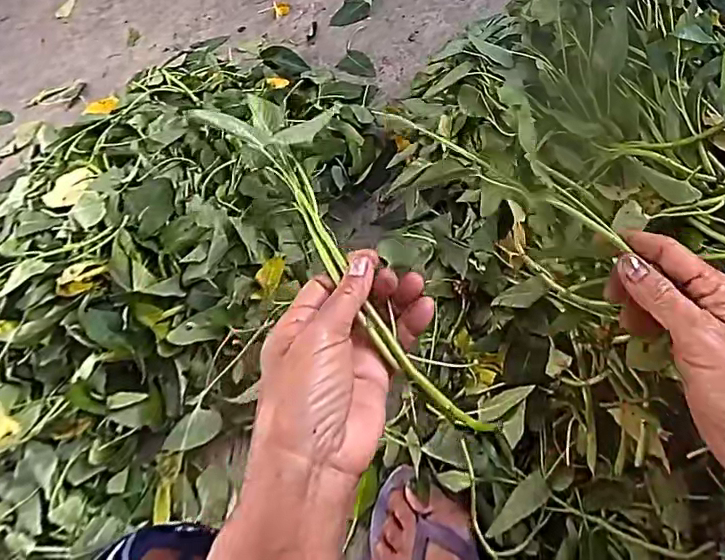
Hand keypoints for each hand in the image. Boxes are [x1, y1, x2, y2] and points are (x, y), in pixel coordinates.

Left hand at [214, 250, 434, 559]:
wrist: (316, 465)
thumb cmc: (303, 395)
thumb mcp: (318, 337)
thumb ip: (346, 297)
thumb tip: (362, 262)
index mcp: (299, 326)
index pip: (326, 285)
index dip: (350, 271)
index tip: (374, 259)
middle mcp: (325, 338)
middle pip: (358, 298)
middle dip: (378, 283)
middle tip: (396, 277)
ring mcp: (353, 356)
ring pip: (381, 316)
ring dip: (399, 298)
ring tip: (417, 285)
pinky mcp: (378, 374)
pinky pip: (397, 341)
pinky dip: (411, 323)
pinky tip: (424, 309)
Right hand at [606, 231, 724, 497]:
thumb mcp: (699, 337)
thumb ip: (661, 297)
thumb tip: (626, 261)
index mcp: (717, 289)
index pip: (671, 253)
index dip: (638, 244)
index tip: (604, 240)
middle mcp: (709, 303)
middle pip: (662, 275)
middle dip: (633, 276)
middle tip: (608, 294)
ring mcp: (701, 330)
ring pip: (659, 301)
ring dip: (636, 302)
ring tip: (622, 320)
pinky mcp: (693, 355)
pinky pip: (662, 326)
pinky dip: (645, 324)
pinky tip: (634, 334)